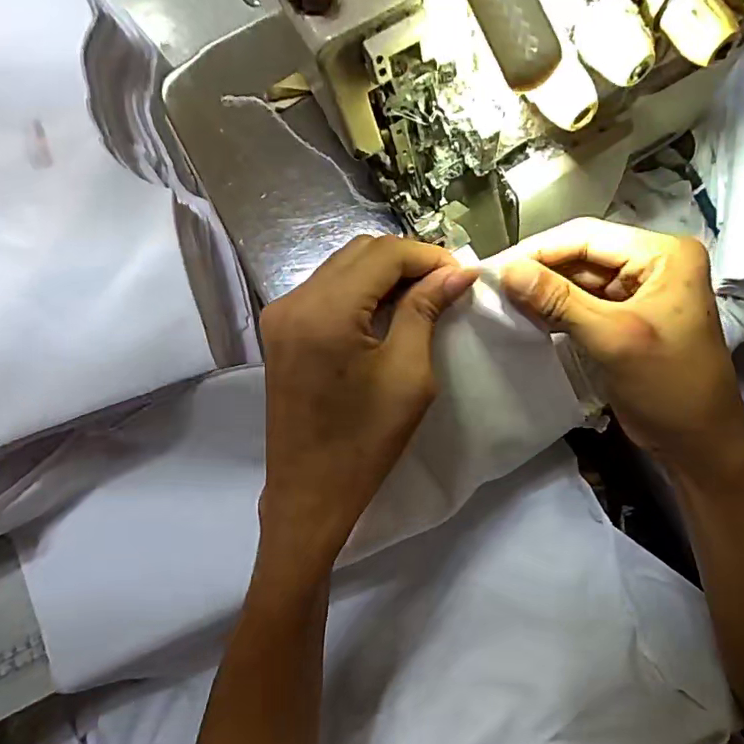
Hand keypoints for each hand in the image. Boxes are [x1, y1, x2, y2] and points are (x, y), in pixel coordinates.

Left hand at [260, 235, 478, 562]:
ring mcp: (281, 314)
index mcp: (325, 310)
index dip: (427, 256)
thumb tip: (457, 271)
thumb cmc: (365, 442)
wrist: (310, 491)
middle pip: (359, 251)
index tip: (463, 273)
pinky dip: (359, 290)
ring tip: (423, 295)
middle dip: (406, 260)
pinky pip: (325, 290)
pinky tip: (387, 310)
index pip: (383, 254)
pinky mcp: (280, 330)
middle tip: (446, 284)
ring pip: (341, 266)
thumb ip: (425, 310)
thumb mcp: (408, 374)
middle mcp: (294, 300)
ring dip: (383, 273)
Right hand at [498, 218, 743, 466]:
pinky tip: (526, 316)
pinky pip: (584, 303)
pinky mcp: (626, 318)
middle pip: (583, 255)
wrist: (698, 442)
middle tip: (493, 286)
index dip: (539, 250)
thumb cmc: (668, 385)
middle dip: (540, 270)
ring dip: (544, 291)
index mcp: (664, 255)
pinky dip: (556, 310)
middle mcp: (653, 264)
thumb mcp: (612, 337)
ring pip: (579, 280)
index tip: (495, 267)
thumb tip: (507, 271)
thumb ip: (558, 300)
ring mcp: (640, 292)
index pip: (589, 237)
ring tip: (502, 300)